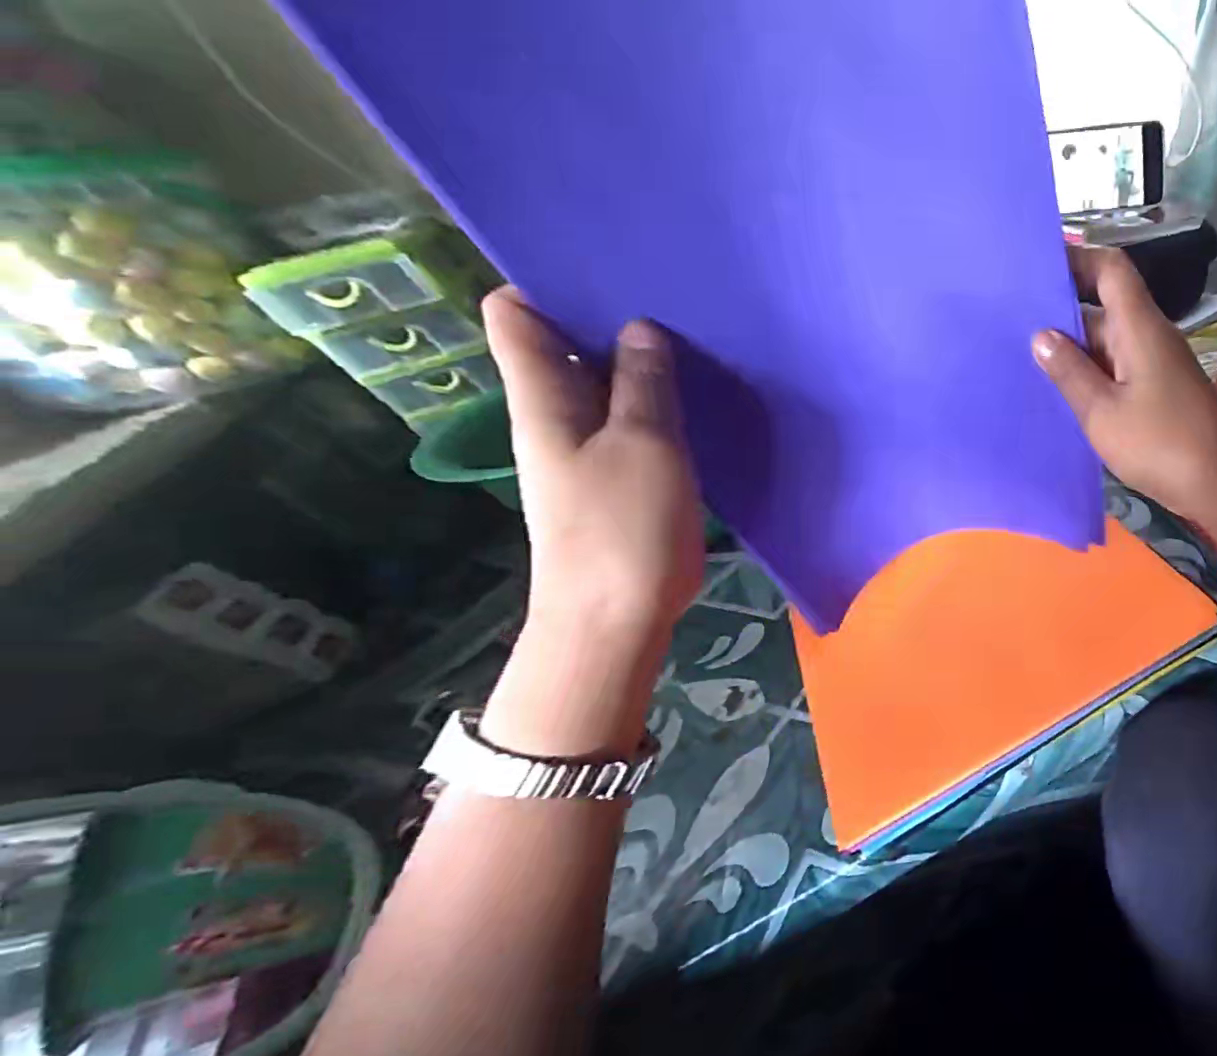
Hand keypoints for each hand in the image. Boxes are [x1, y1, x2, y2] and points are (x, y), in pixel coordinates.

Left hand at [484, 287, 703, 646]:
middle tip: (669, 297)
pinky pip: (629, 423)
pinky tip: (692, 399)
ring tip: (690, 340)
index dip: (547, 281)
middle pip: (564, 345)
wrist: (613, 621)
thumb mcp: (646, 446)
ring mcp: (585, 450)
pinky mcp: (616, 479)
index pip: (517, 314)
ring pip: (604, 386)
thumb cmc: (624, 530)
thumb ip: (645, 383)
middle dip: (606, 317)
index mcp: (543, 397)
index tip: (604, 266)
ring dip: (638, 364)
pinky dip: (653, 406)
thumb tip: (640, 329)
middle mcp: (554, 416)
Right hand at [1031, 246, 1216, 521]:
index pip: (1111, 271)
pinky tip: (1058, 390)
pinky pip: (1115, 369)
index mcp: (1139, 329)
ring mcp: (1154, 366)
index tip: (1038, 263)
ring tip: (1023, 356)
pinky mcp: (1156, 391)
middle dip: (1061, 311)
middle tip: (1012, 321)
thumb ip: (1069, 372)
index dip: (1077, 258)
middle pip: (1104, 308)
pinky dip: (1087, 373)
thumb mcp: (1102, 411)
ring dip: (1071, 348)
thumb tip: (1041, 336)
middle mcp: (1149, 338)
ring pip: (1106, 343)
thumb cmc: (1159, 443)